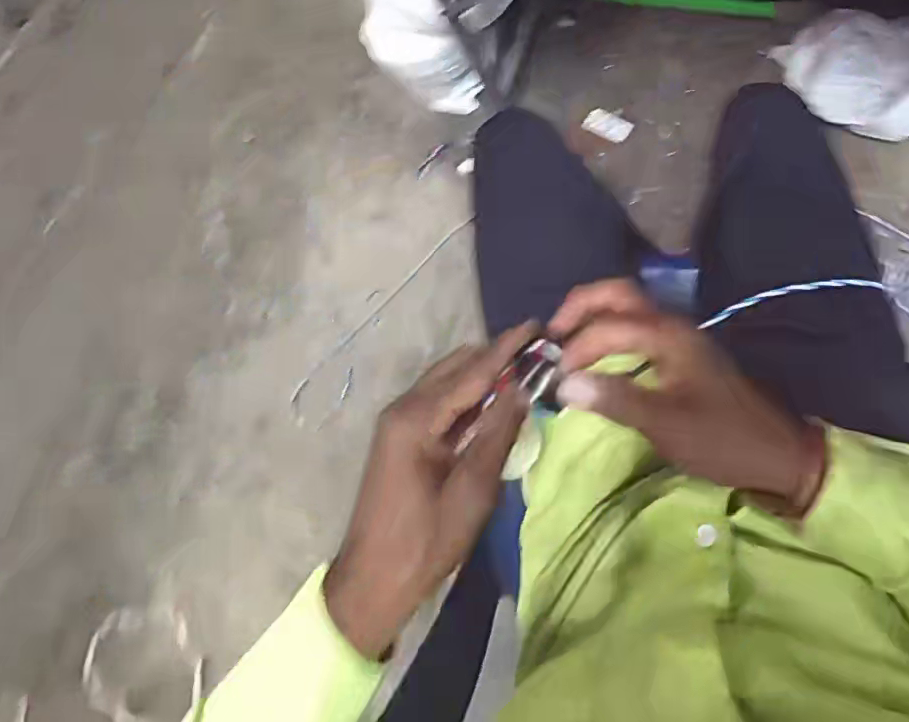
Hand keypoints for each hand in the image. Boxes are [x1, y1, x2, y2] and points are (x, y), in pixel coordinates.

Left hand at [323, 322, 535, 658]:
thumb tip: (525, 386)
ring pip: (448, 378)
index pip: (473, 370)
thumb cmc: (425, 542)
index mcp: (417, 418)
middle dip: (497, 355)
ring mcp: (398, 419)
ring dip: (484, 371)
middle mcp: (404, 407)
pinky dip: (469, 392)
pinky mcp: (401, 433)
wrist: (371, 584)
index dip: (508, 347)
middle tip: (537, 352)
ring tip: (523, 369)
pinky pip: (441, 398)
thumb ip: (499, 432)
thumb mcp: (473, 490)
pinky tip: (494, 397)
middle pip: (458, 365)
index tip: (537, 323)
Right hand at [548, 280, 825, 516]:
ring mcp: (678, 335)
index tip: (554, 376)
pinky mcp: (680, 351)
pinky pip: (637, 325)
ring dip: (594, 315)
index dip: (576, 346)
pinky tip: (597, 355)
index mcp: (667, 334)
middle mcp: (671, 323)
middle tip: (552, 333)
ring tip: (566, 341)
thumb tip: (564, 383)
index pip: (608, 326)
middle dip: (580, 306)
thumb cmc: (721, 438)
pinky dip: (610, 330)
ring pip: (628, 306)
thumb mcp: (665, 424)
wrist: (775, 451)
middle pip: (618, 294)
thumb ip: (615, 398)